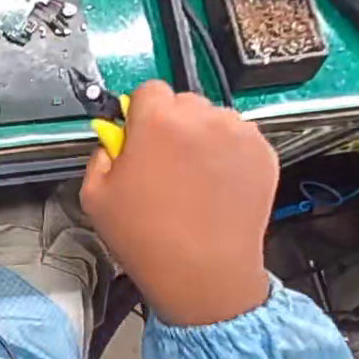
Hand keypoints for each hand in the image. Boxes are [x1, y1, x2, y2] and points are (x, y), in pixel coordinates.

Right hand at [79, 81, 276, 325]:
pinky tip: (212, 186)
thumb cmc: (142, 235)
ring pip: (212, 119)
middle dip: (170, 123)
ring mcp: (240, 133)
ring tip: (190, 177)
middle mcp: (203, 117)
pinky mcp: (264, 153)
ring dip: (199, 136)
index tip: (135, 136)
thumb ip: (100, 157)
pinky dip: (224, 154)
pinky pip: (237, 139)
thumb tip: (114, 143)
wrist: (201, 270)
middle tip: (160, 161)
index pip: (149, 89)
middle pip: (183, 101)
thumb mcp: (94, 197)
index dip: (139, 112)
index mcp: (157, 122)